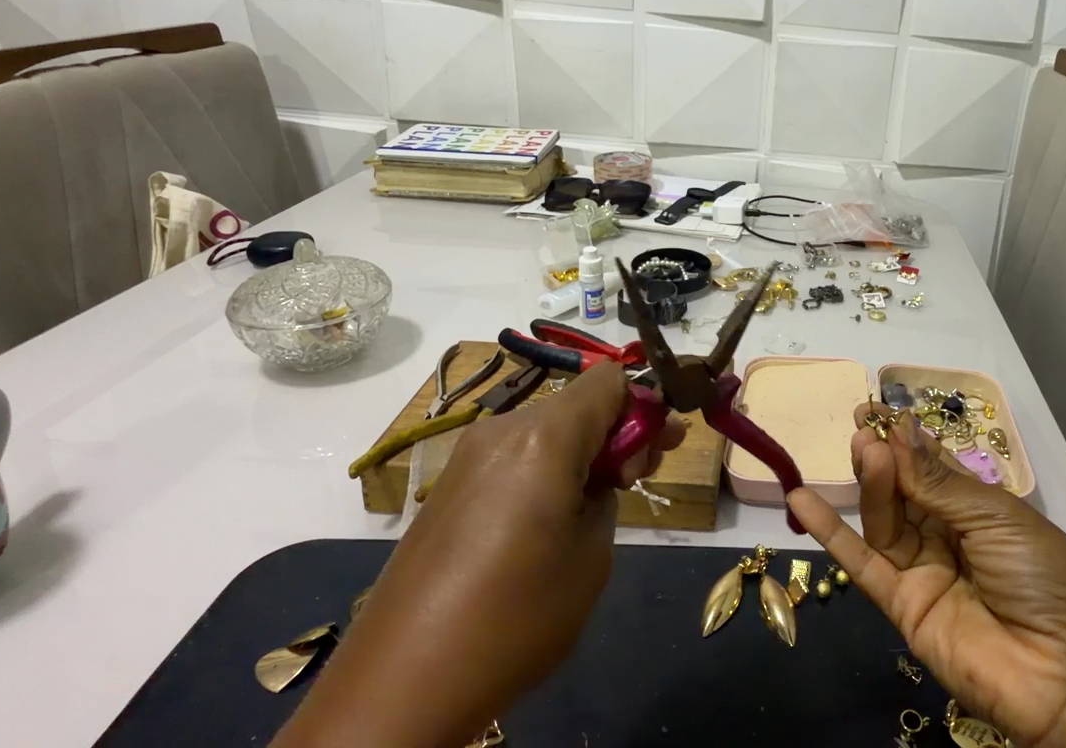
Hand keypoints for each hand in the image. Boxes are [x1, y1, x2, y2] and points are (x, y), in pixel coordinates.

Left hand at [274, 363, 684, 747]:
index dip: (646, 406)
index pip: (610, 381)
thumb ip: (607, 493)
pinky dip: (545, 472)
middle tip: (638, 480)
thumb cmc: (517, 614)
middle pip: (576, 404)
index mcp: (542, 435)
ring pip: (545, 431)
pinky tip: (549, 522)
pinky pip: (513, 459)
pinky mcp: (448, 489)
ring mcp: (467, 458)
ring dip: (581, 454)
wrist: (403, 683)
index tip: (662, 449)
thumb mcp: (592, 553)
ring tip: (596, 507)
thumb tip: (601, 474)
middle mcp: (501, 430)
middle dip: (616, 431)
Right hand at [787, 408, 1065, 747]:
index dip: (908, 440)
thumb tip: (900, 433)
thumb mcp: (998, 518)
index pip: (936, 467)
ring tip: (860, 448)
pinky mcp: (902, 605)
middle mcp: (950, 536)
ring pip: (886, 520)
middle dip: (885, 457)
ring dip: (871, 485)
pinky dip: (830, 533)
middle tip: (864, 425)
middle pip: (906, 490)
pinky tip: (801, 500)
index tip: (879, 411)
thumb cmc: (1046, 578)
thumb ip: (939, 483)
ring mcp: (924, 571)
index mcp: (983, 510)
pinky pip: (862, 564)